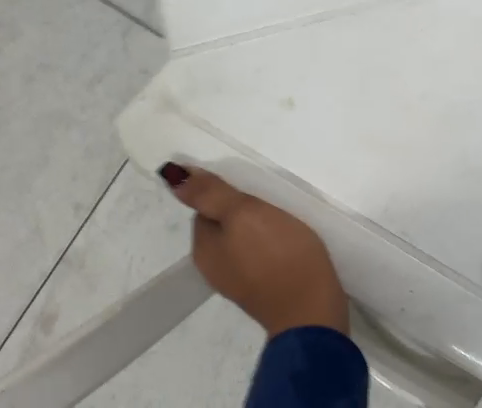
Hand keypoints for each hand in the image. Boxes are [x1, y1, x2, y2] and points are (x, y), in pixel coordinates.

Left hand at [161, 163, 350, 336]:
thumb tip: (171, 174)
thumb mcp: (245, 214)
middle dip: (245, 209)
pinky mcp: (264, 286)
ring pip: (244, 239)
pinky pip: (261, 254)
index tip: (255, 187)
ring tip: (288, 215)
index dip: (227, 193)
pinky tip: (293, 238)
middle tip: (274, 199)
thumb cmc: (278, 255)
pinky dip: (273, 242)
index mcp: (204, 250)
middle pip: (225, 225)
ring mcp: (240, 280)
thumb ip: (212, 195)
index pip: (205, 209)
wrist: (310, 306)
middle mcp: (215, 267)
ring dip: (261, 225)